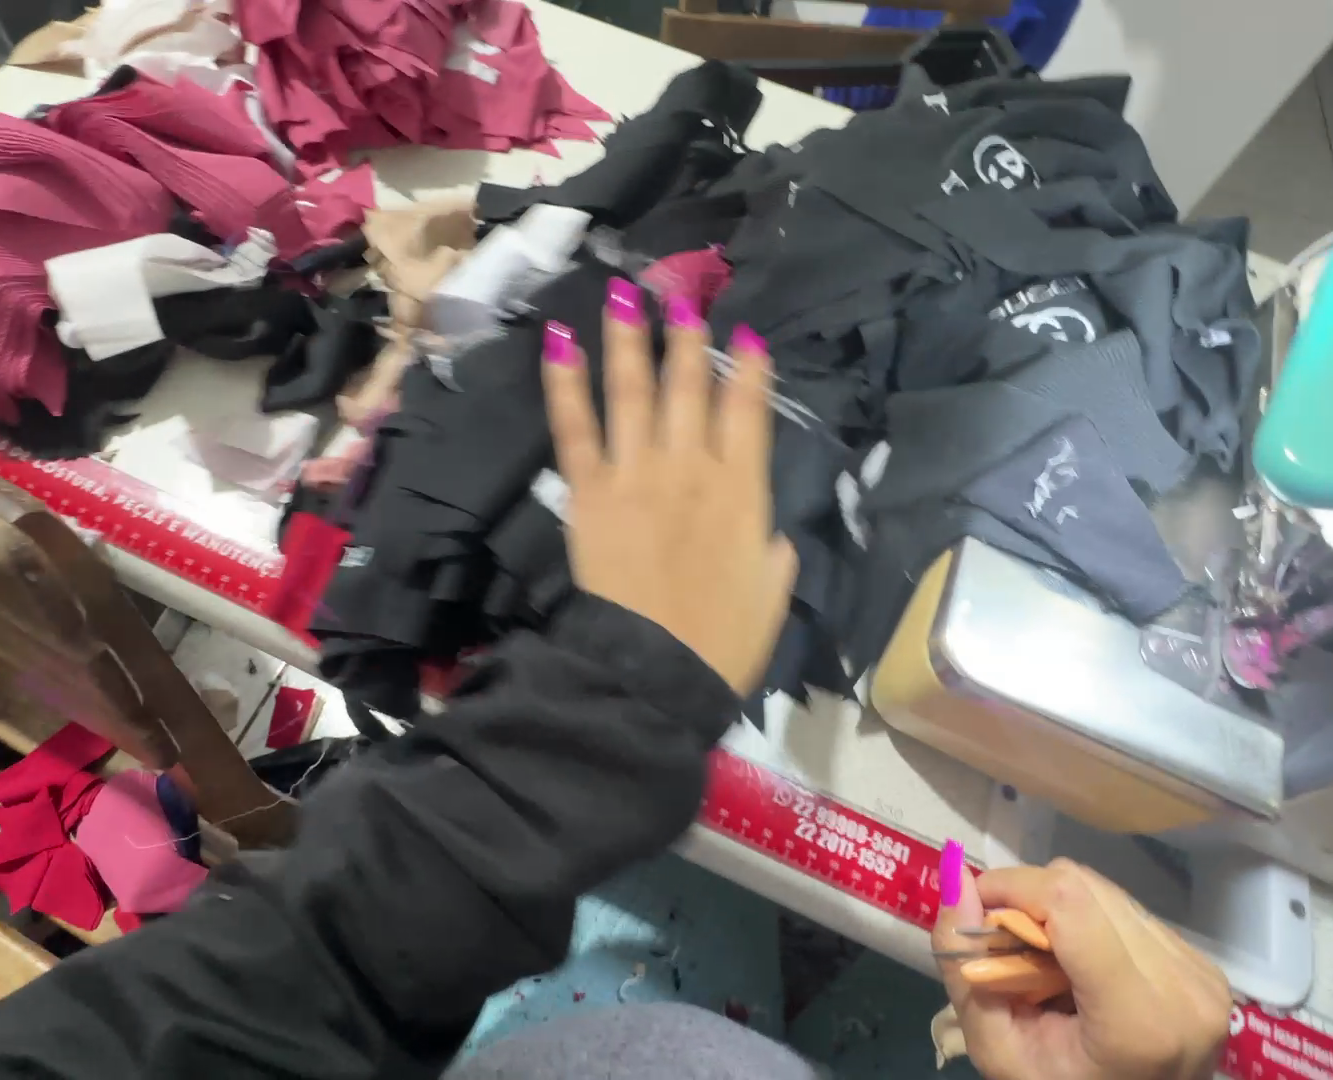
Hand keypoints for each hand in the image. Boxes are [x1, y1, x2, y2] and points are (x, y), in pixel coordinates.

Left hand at [541, 278, 796, 695]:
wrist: (656, 670)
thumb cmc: (723, 638)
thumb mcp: (773, 589)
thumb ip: (774, 546)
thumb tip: (768, 525)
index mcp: (742, 491)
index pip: (749, 412)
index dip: (750, 370)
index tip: (746, 336)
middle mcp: (690, 467)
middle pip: (690, 388)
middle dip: (687, 338)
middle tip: (682, 297)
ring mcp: (636, 474)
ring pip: (634, 393)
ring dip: (630, 340)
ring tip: (628, 294)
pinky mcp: (589, 492)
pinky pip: (575, 428)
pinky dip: (565, 384)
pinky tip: (558, 342)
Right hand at [934, 858, 1232, 1079]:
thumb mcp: (993, 1048)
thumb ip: (963, 963)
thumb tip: (956, 876)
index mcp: (1139, 1020)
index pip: (1066, 898)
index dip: (1010, 887)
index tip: (979, 913)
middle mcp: (1183, 988)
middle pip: (1079, 886)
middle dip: (1028, 901)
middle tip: (1011, 949)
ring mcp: (1202, 977)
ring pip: (1100, 888)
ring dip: (1057, 909)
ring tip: (1048, 963)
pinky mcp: (1206, 969)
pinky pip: (1124, 906)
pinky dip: (1088, 921)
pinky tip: (1083, 967)